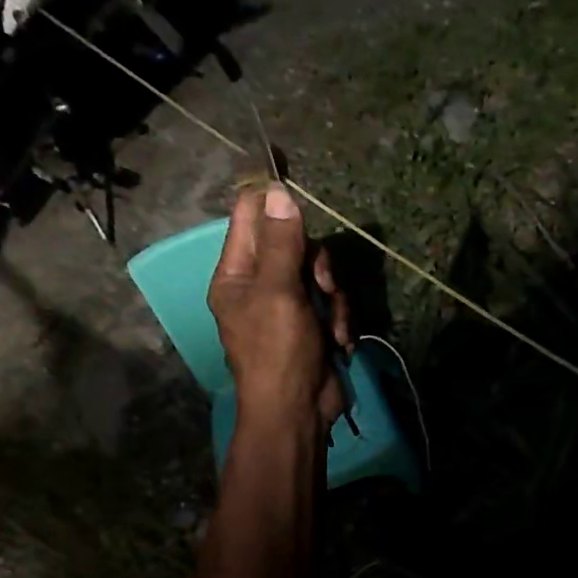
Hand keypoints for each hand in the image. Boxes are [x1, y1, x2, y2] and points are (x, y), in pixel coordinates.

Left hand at [208, 183, 352, 425]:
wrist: (298, 412)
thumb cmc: (278, 352)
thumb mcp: (278, 293)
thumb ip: (282, 243)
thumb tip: (279, 192)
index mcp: (237, 274)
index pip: (249, 217)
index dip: (268, 194)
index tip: (285, 164)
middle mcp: (261, 285)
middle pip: (295, 245)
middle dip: (317, 265)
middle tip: (323, 286)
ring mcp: (289, 307)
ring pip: (320, 276)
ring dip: (335, 300)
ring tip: (333, 327)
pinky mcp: (315, 326)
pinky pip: (333, 304)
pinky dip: (340, 321)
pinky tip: (340, 343)